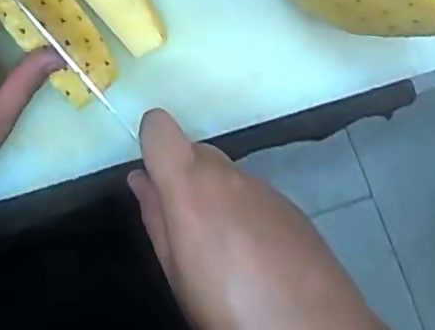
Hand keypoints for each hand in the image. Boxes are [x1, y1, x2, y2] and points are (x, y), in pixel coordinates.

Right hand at [128, 110, 382, 329]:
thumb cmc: (232, 310)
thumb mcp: (178, 274)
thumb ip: (155, 219)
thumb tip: (141, 180)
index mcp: (190, 183)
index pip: (158, 125)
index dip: (152, 144)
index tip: (155, 180)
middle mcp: (227, 174)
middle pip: (196, 153)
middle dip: (188, 180)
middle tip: (192, 232)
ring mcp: (264, 188)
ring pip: (228, 178)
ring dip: (220, 201)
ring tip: (231, 256)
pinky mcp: (294, 209)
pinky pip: (256, 198)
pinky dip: (249, 217)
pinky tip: (261, 262)